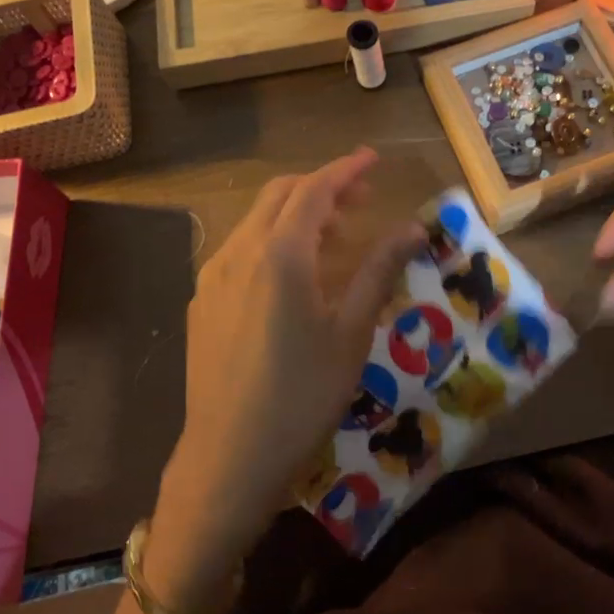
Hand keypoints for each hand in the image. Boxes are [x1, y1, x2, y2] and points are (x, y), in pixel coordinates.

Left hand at [145, 149, 421, 611]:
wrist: (229, 455)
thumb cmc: (302, 395)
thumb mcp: (351, 333)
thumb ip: (379, 272)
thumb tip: (412, 228)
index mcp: (280, 253)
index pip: (316, 190)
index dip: (346, 170)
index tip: (373, 158)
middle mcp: (240, 251)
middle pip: (280, 195)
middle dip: (322, 187)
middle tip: (362, 200)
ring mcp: (213, 276)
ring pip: (257, 221)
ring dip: (296, 214)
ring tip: (335, 236)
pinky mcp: (201, 301)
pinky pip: (240, 250)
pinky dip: (272, 241)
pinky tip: (293, 274)